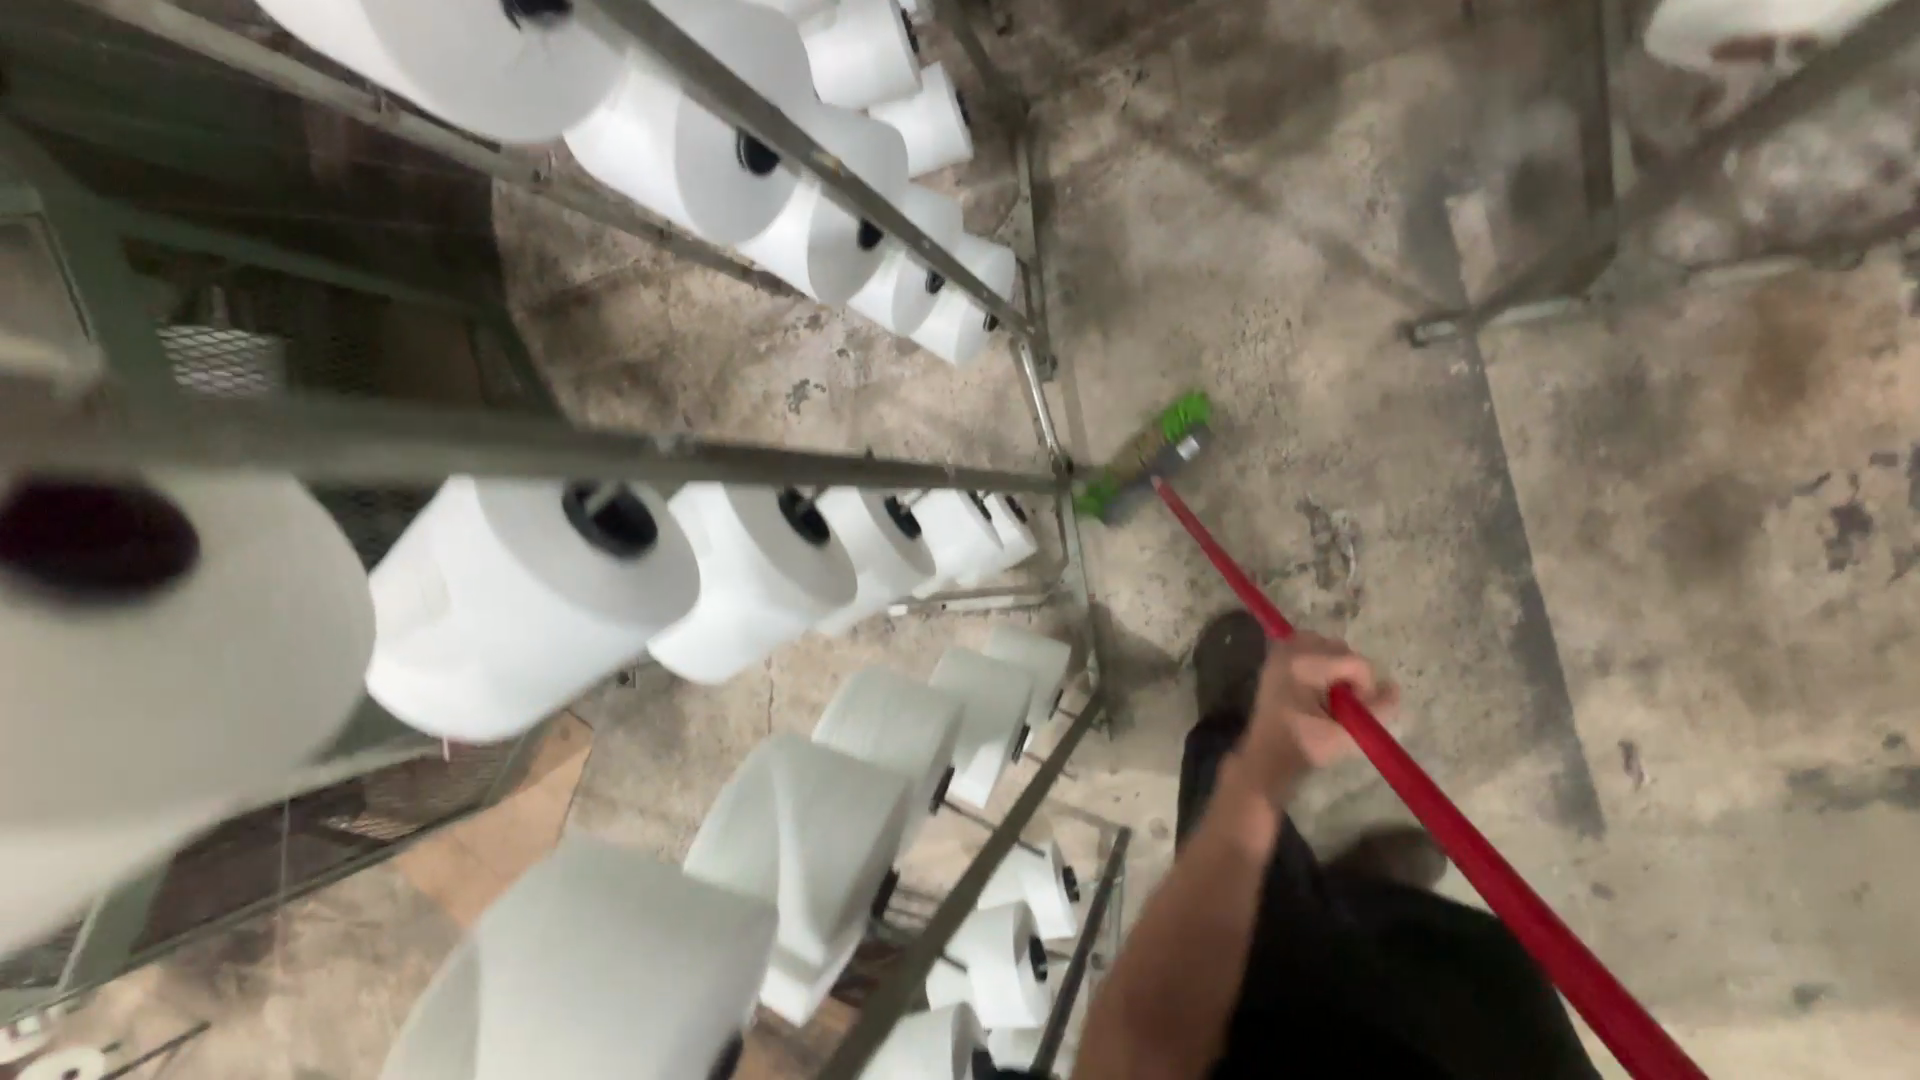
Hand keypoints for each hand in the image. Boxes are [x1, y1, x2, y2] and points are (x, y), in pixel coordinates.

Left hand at [1238, 631, 1398, 781]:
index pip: (1355, 661)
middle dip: (1350, 673)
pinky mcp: (1275, 659)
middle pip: (1339, 647)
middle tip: (1343, 701)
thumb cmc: (1304, 747)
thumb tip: (1393, 687)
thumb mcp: (1347, 735)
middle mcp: (1290, 651)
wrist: (1266, 754)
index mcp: (1304, 666)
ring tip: (1330, 693)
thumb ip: (1378, 710)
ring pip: (1322, 643)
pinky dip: (1317, 660)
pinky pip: (1305, 646)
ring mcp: (1279, 653)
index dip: (1366, 686)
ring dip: (1334, 664)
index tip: (1356, 710)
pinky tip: (1316, 686)